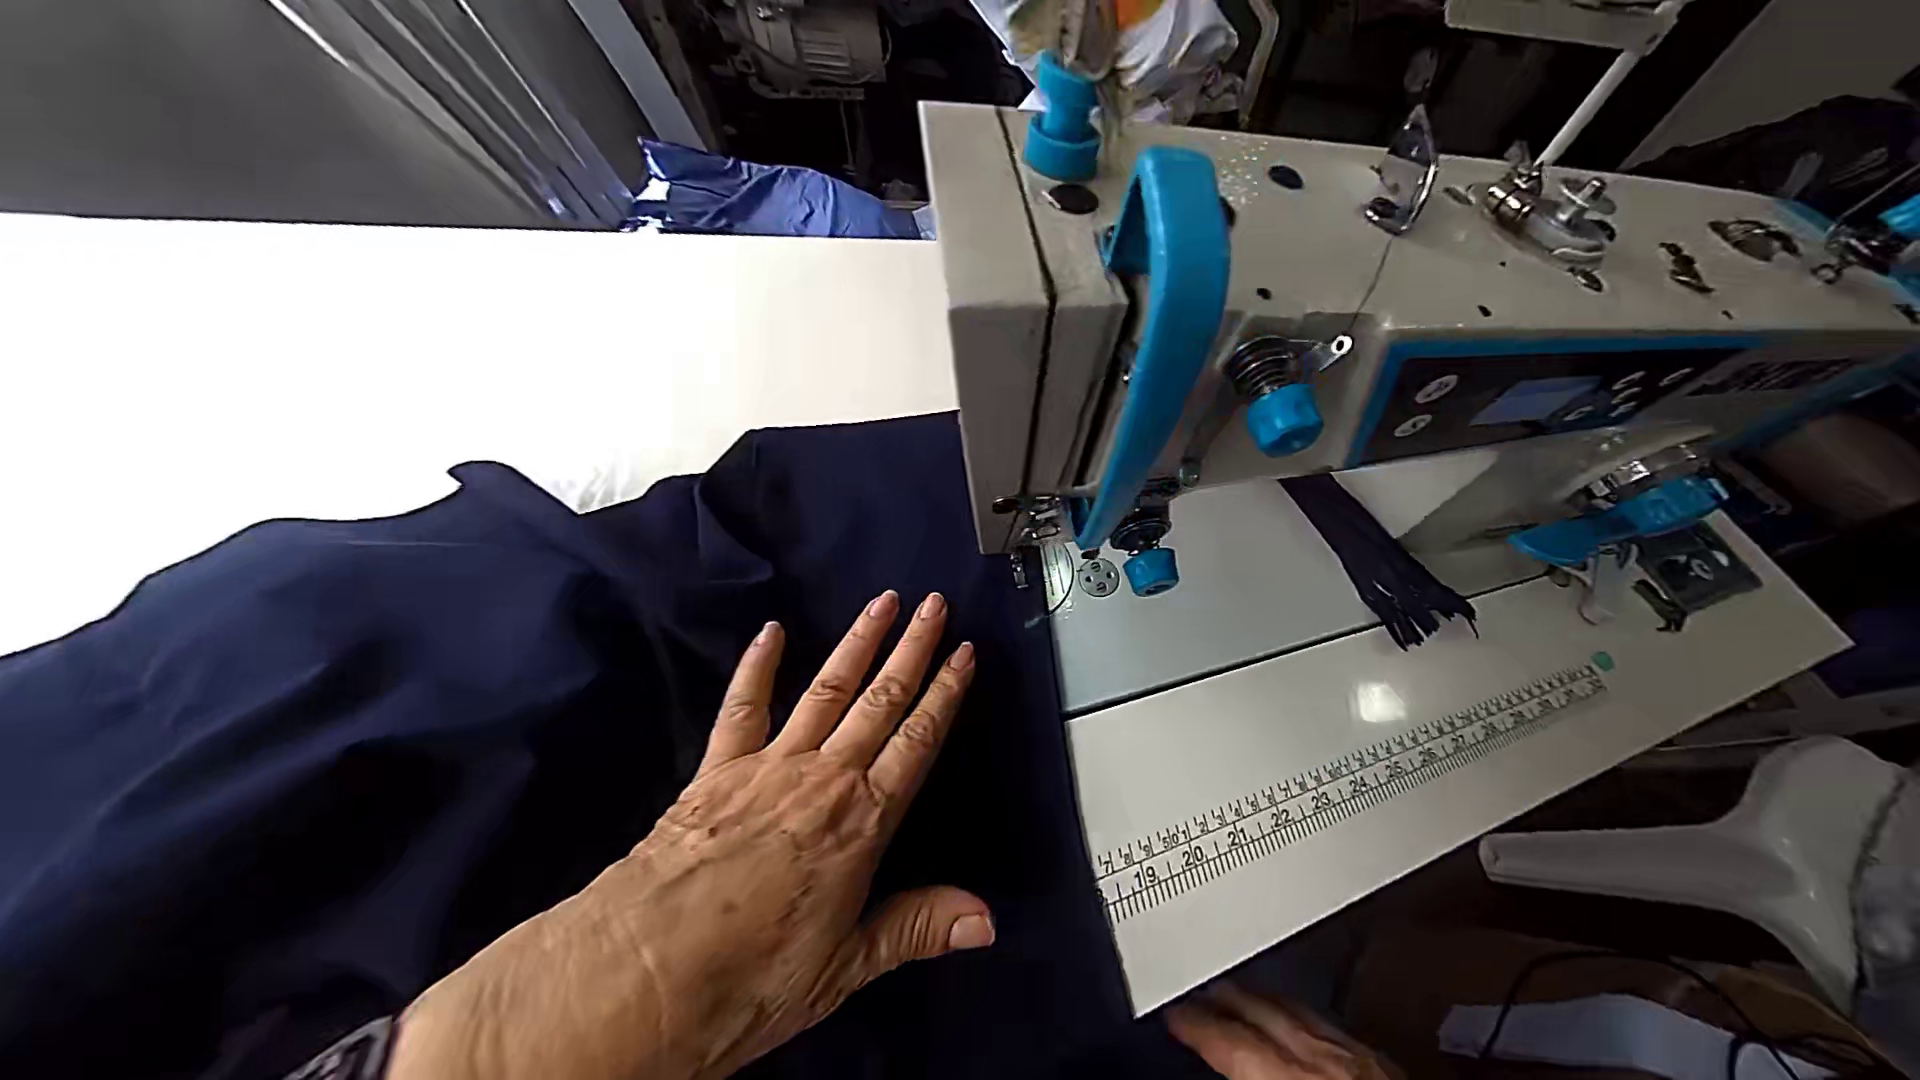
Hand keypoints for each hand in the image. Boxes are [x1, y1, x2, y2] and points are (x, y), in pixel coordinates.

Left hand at [388, 590, 987, 1079]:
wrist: (641, 978)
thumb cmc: (751, 979)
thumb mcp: (845, 967)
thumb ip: (917, 927)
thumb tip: (990, 921)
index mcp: (861, 821)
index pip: (918, 741)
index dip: (945, 694)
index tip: (964, 651)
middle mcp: (824, 777)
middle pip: (880, 699)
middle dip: (913, 648)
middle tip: (935, 604)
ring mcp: (769, 765)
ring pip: (828, 688)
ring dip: (859, 641)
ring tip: (884, 601)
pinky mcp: (719, 767)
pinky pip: (743, 705)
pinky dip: (758, 665)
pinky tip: (772, 630)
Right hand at [1167, 983, 1394, 1079]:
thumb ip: (1254, 1079)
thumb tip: (1225, 1070)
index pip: (1234, 1044)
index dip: (1197, 1026)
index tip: (1174, 1017)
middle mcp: (1331, 1066)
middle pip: (1263, 1012)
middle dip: (1224, 999)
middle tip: (1196, 995)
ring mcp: (1366, 1064)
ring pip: (1297, 1011)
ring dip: (1260, 1001)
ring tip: (1237, 997)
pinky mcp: (1391, 1070)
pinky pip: (1330, 1026)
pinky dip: (1300, 1017)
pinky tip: (1299, 1024)